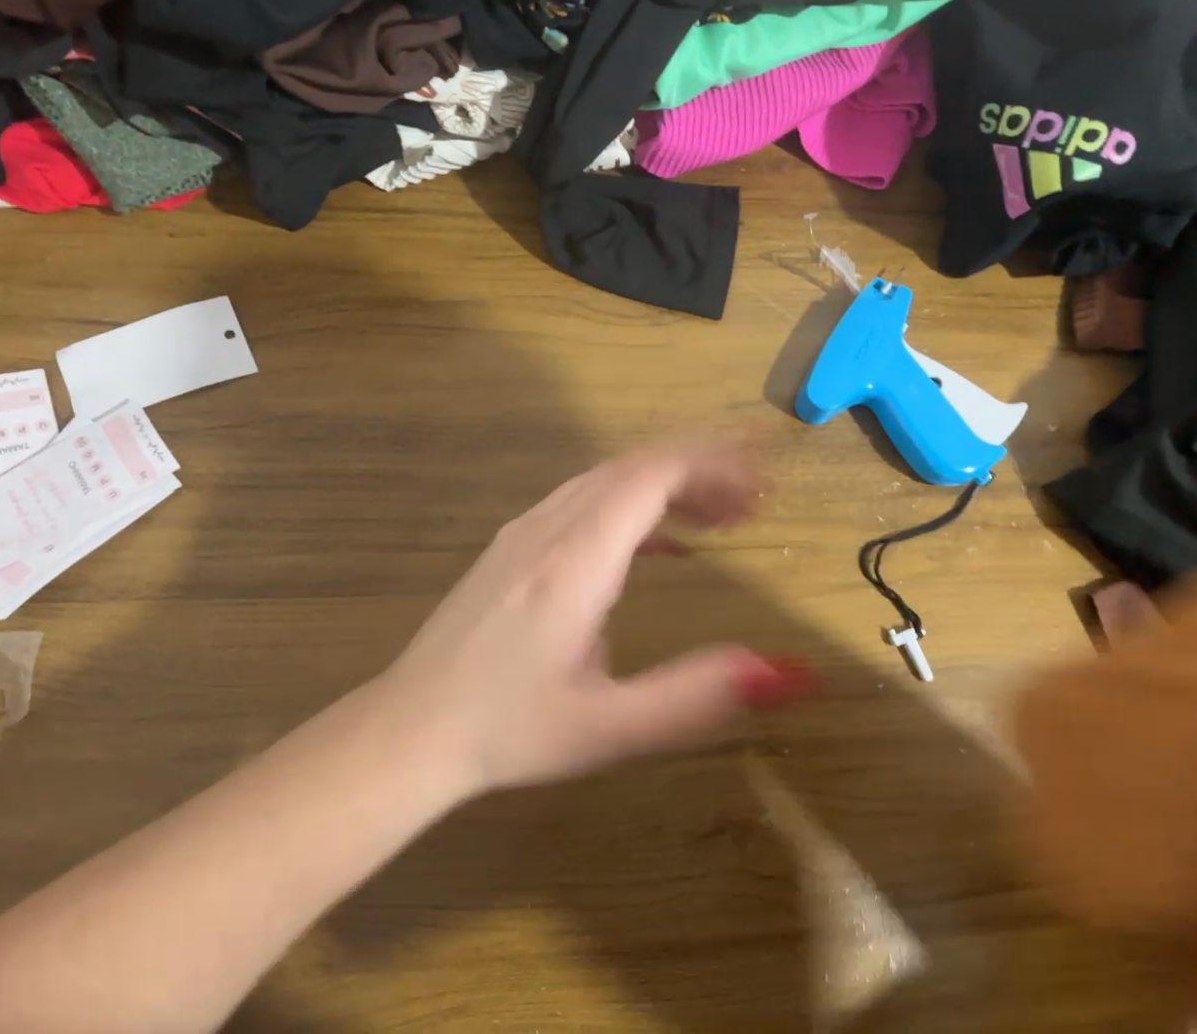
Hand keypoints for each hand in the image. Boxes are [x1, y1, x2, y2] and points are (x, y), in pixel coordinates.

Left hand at [370, 434, 814, 797]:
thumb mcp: (610, 727)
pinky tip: (660, 543)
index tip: (763, 486)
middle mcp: (547, 530)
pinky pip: (582, 502)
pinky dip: (633, 505)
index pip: (650, 475)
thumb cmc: (511, 731)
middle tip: (756, 500)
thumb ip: (695, 697)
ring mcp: (522, 535)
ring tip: (723, 516)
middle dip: (701, 469)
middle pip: (631, 466)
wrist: (411, 730)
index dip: (713, 466)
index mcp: (574, 561)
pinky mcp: (509, 550)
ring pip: (604, 479)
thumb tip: (784, 672)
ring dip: (667, 483)